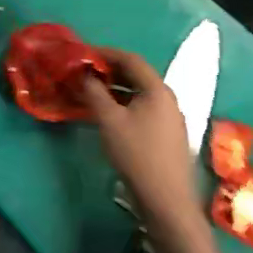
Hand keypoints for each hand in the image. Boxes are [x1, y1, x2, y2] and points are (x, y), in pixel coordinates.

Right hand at [79, 47, 201, 234]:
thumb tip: (83, 74)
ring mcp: (169, 118)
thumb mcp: (109, 120)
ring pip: (139, 93)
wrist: (165, 199)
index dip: (105, 53)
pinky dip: (123, 104)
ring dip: (114, 88)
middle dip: (109, 70)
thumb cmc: (136, 153)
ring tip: (90, 91)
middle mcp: (168, 99)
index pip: (131, 59)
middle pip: (136, 75)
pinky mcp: (166, 135)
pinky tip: (106, 114)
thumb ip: (94, 93)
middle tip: (83, 72)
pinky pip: (142, 108)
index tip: (83, 54)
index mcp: (157, 90)